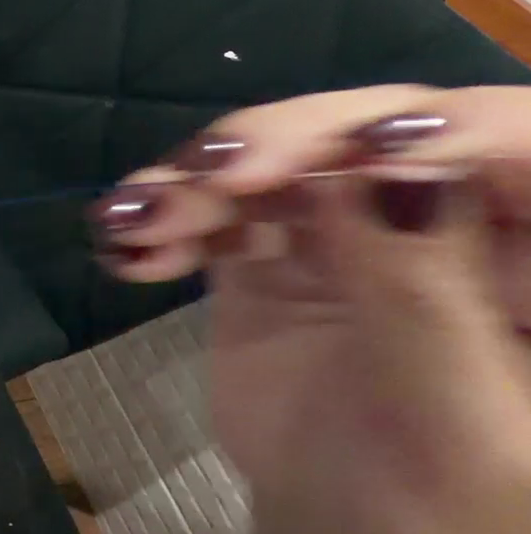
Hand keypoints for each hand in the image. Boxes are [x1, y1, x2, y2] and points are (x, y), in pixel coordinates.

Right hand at [91, 85, 530, 533]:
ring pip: (267, 162)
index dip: (457, 126)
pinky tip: (128, 253)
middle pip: (365, 133)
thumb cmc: (446, 515)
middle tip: (207, 175)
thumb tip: (372, 169)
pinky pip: (206, 208)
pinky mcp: (260, 255)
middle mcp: (443, 227)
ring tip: (137, 226)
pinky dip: (161, 218)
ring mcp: (341, 236)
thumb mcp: (465, 427)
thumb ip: (426, 299)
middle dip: (277, 143)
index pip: (519, 146)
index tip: (361, 150)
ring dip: (192, 184)